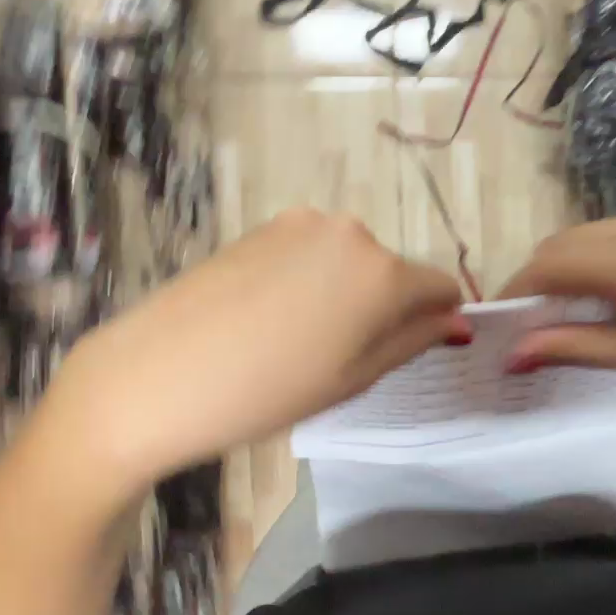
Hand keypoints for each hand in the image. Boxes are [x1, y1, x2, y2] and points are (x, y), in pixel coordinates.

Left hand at [41, 209, 465, 477]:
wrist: (157, 375)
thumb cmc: (269, 391)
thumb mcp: (355, 377)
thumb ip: (414, 341)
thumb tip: (458, 322)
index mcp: (383, 272)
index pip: (440, 287)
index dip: (436, 320)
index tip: (409, 352)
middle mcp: (349, 231)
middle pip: (393, 271)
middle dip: (385, 307)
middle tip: (342, 358)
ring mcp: (300, 223)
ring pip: (349, 262)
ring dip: (345, 293)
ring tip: (298, 341)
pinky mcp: (260, 227)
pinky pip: (310, 254)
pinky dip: (309, 282)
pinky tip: (270, 320)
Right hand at [500, 203, 615, 409]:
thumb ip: (576, 347)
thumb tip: (513, 354)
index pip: (551, 263)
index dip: (517, 292)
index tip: (498, 325)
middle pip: (568, 242)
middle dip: (540, 281)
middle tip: (530, 327)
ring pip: (595, 235)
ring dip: (571, 270)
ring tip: (570, 316)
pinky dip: (604, 260)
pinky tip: (613, 296)